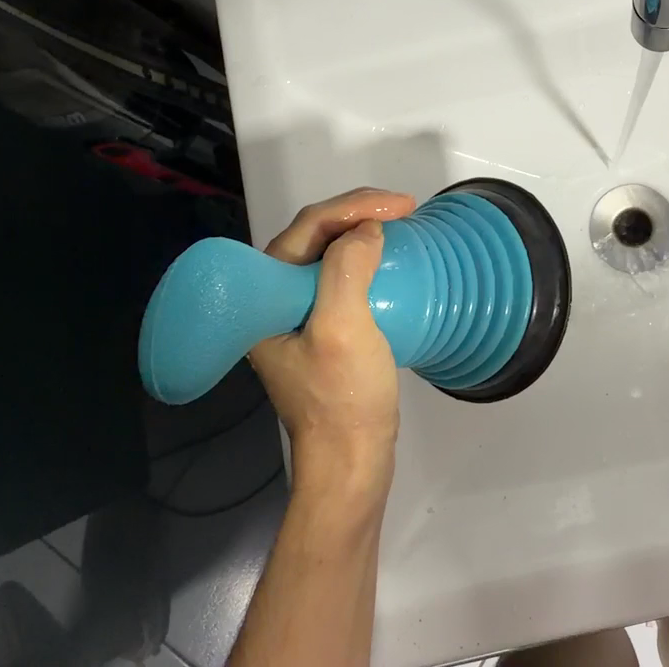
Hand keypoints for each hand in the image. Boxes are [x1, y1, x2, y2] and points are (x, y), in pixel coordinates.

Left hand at [250, 188, 416, 492]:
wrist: (351, 463)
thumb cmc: (344, 400)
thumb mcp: (343, 330)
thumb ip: (347, 270)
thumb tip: (367, 229)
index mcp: (263, 298)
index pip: (306, 229)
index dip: (353, 206)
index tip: (400, 206)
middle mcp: (271, 301)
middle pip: (314, 235)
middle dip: (358, 212)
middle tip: (405, 208)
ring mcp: (296, 317)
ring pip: (328, 253)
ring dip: (362, 230)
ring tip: (400, 222)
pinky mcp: (320, 330)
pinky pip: (340, 277)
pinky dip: (366, 258)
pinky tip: (389, 259)